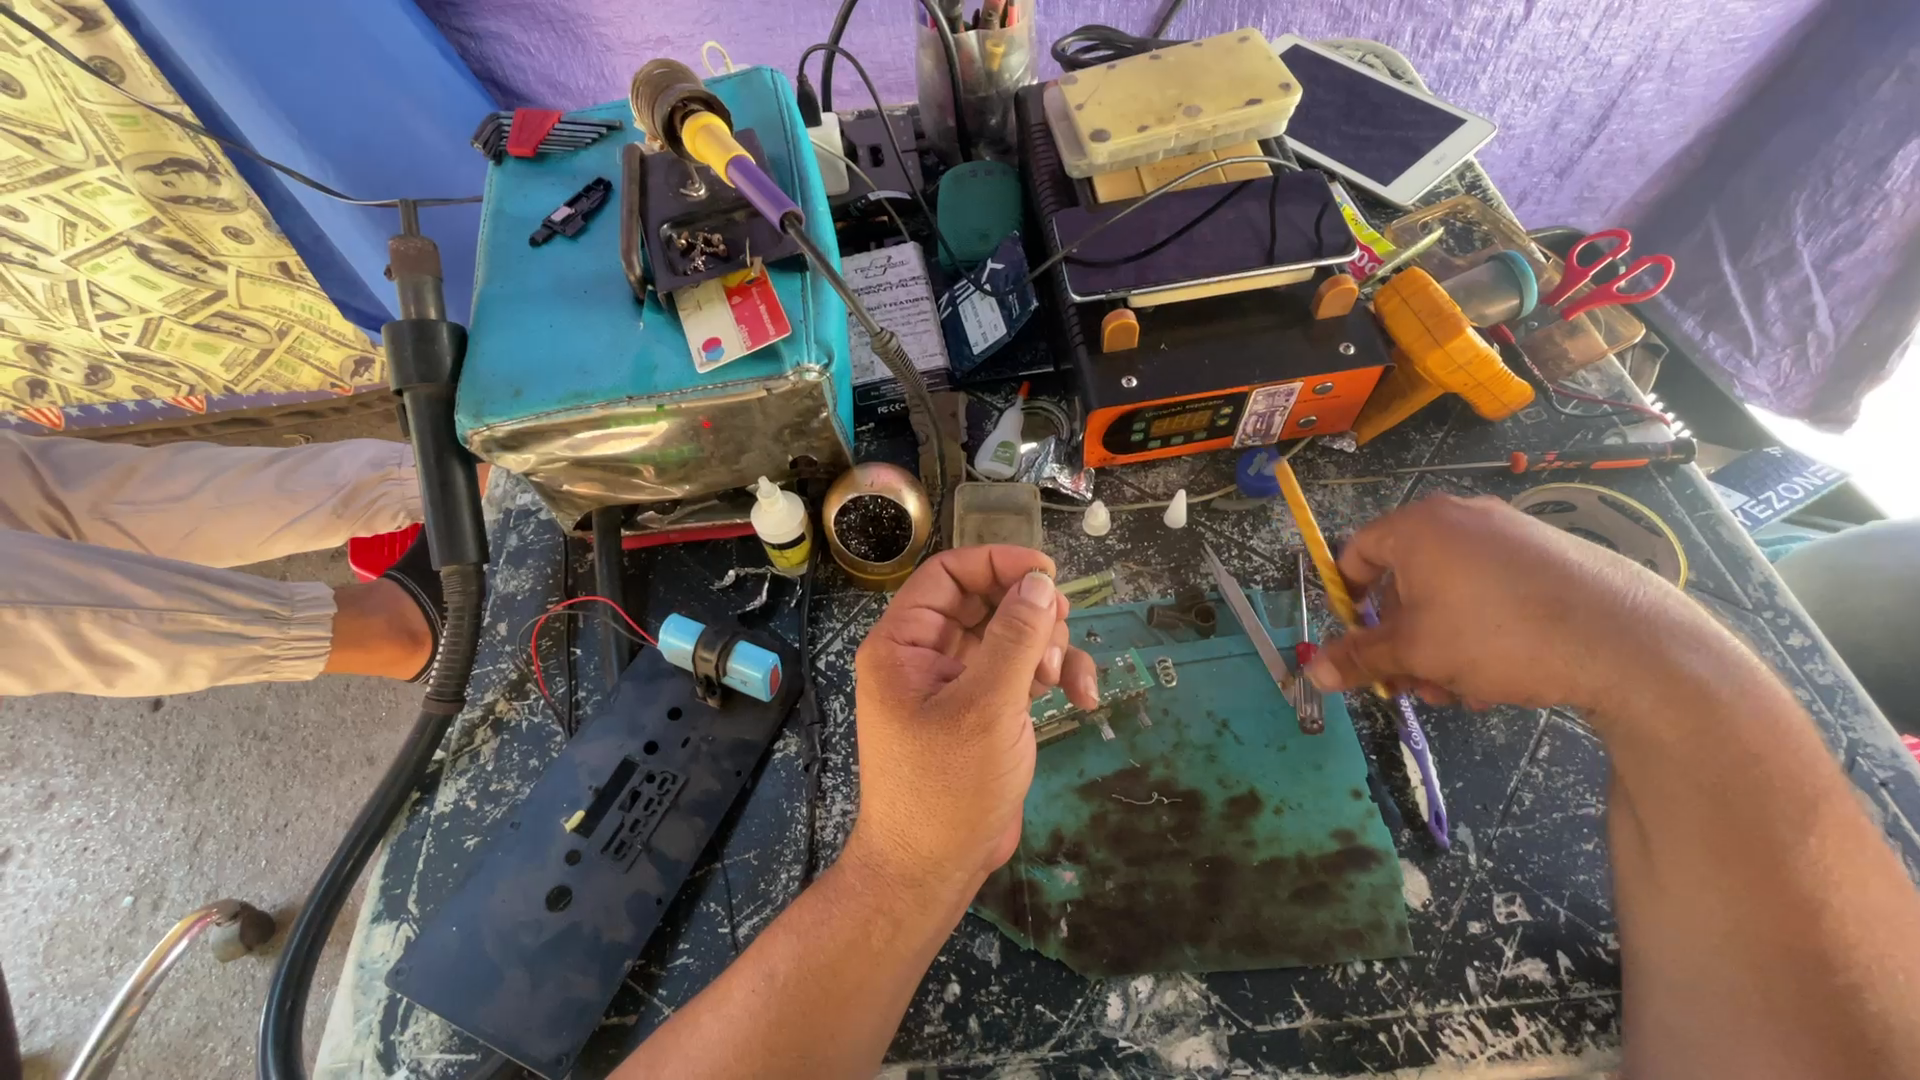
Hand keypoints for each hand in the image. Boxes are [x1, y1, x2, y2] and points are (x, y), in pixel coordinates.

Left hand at [850, 546, 1098, 896]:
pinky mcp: (986, 709)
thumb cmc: (946, 788)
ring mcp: (959, 682)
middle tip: (1061, 634)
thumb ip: (1014, 639)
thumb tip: (1041, 582)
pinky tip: (1083, 700)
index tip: (1048, 572)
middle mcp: (928, 654)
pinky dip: (1054, 677)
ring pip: (1012, 635)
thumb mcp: (984, 708)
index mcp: (904, 643)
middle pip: (987, 601)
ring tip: (1065, 680)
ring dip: (1049, 648)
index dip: (998, 563)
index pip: (948, 575)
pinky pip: (1023, 672)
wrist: (935, 869)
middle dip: (1031, 613)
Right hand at [1304, 495, 1704, 712]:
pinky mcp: (1550, 558)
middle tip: (1408, 681)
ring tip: (1459, 690)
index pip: (1355, 554)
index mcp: (1418, 526)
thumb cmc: (1497, 635)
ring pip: (1449, 594)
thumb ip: (1359, 658)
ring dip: (1438, 645)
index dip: (1347, 601)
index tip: (1356, 641)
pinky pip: (1490, 592)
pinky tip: (1498, 678)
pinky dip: (1480, 632)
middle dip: (1400, 638)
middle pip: (1404, 580)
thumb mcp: (1415, 653)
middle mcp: (1461, 518)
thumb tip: (1313, 673)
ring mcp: (1511, 534)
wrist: (1628, 642)